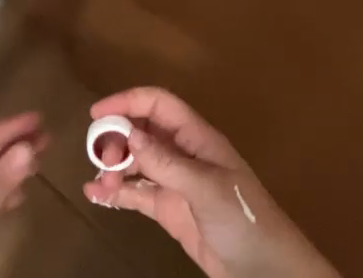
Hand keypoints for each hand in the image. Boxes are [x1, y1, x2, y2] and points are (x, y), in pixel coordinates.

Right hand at [82, 88, 337, 277]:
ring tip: (99, 183)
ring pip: (137, 162)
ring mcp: (176, 183)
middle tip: (100, 159)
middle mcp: (184, 154)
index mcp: (197, 138)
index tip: (96, 113)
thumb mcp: (205, 187)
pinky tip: (96, 195)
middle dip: (117, 137)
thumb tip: (130, 135)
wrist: (266, 269)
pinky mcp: (171, 211)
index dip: (129, 101)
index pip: (159, 105)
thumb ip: (167, 162)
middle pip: (143, 131)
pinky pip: (138, 194)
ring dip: (115, 167)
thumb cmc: (243, 218)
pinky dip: (117, 192)